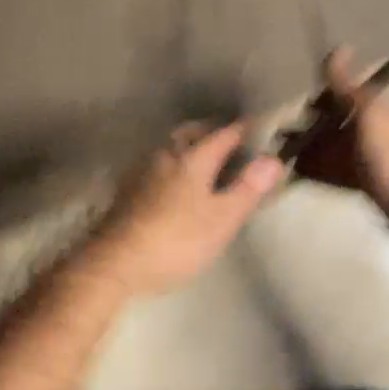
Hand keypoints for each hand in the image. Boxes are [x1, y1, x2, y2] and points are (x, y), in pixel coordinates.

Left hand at [83, 124, 284, 294]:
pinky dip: (172, 165)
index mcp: (193, 157)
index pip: (224, 133)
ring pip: (170, 147)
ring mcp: (142, 170)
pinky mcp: (127, 190)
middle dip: (212, 131)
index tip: (260, 126)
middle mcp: (166, 154)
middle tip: (230, 140)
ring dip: (188, 146)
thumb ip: (248, 188)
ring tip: (204, 158)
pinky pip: (156, 165)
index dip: (244, 129)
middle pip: (191, 133)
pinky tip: (173, 182)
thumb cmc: (176, 240)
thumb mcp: (221, 219)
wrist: (114, 263)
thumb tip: (273, 158)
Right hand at [289, 49, 388, 219]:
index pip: (343, 94)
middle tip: (279, 124)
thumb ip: (348, 84)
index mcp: (375, 107)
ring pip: (328, 145)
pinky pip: (328, 169)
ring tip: (278, 146)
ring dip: (306, 145)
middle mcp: (368, 128)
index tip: (296, 97)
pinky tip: (291, 168)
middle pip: (333, 121)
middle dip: (308, 122)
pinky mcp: (355, 178)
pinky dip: (311, 168)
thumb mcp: (368, 109)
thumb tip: (339, 48)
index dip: (321, 94)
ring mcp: (361, 154)